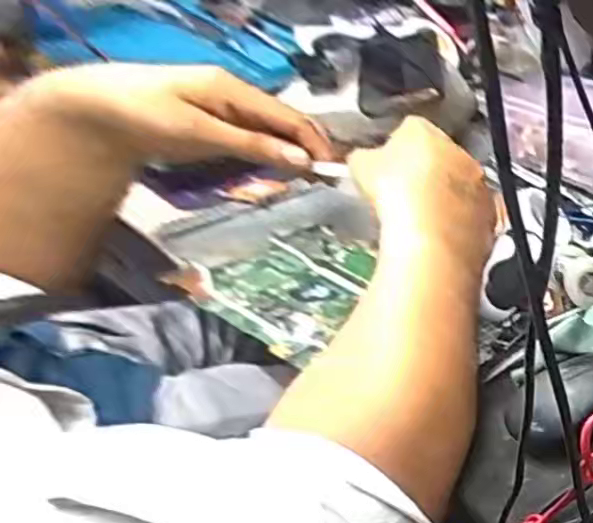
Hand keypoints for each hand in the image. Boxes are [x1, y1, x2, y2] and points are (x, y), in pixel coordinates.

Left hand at [23, 64, 332, 169]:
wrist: (89, 112)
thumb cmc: (139, 115)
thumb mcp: (198, 132)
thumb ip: (254, 146)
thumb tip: (307, 162)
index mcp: (234, 89)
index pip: (297, 121)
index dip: (320, 150)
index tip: (330, 180)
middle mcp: (239, 97)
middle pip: (293, 132)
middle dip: (302, 161)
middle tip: (299, 187)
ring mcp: (231, 111)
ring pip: (280, 143)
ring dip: (281, 168)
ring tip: (266, 187)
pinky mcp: (224, 125)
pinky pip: (262, 147)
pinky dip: (266, 166)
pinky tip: (254, 179)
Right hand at [347, 117, 494, 270]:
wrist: (433, 240)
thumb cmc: (397, 196)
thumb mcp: (361, 164)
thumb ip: (369, 156)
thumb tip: (369, 161)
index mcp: (427, 132)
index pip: (411, 129)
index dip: (398, 145)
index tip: (390, 160)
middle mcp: (464, 157)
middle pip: (444, 158)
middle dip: (428, 170)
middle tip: (407, 186)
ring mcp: (484, 189)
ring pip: (464, 186)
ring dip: (449, 195)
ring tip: (425, 211)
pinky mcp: (494, 217)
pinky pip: (475, 213)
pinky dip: (463, 218)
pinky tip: (444, 228)